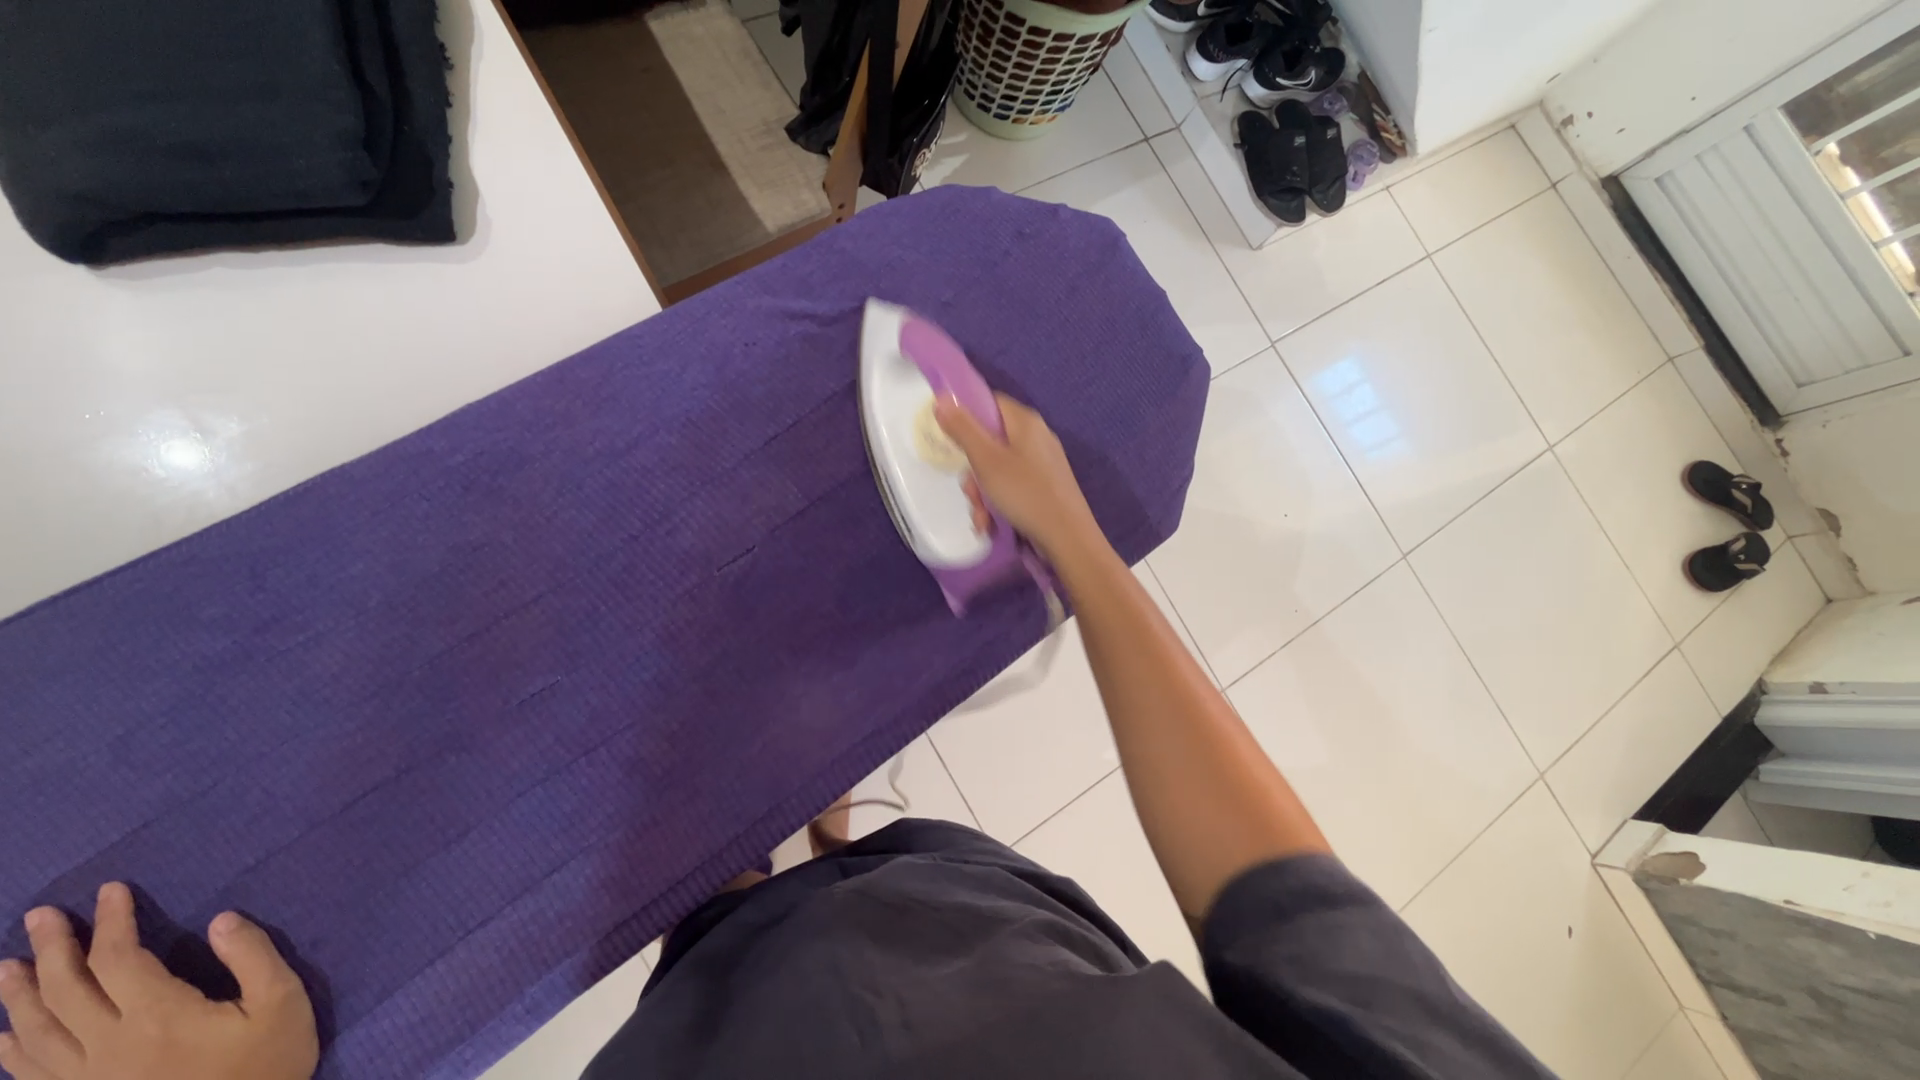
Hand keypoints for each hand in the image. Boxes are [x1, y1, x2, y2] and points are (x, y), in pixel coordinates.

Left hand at [0, 884, 316, 1079]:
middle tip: (40, 915)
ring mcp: (85, 1079)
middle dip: (53, 948)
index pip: (119, 958)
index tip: (111, 890)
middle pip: (66, 990)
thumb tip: (222, 919)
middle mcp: (108, 1044)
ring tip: (8, 964)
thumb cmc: (266, 1063)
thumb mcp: (282, 1002)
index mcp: (158, 1014)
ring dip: (18, 994)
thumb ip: (253, 957)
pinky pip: (30, 1073)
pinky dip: (10, 1049)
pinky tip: (4, 1033)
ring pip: (36, 1031)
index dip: (112, 922)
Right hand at [934, 393, 1103, 560]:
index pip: (990, 403)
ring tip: (982, 517)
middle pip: (991, 442)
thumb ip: (963, 429)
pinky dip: (998, 505)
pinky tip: (992, 525)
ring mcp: (1043, 465)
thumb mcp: (986, 460)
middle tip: (970, 491)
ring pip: (998, 470)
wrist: (1067, 538)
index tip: (950, 438)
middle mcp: (1037, 438)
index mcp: (1026, 422)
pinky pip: (1012, 488)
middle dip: (973, 472)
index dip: (966, 417)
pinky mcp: (1045, 488)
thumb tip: (942, 398)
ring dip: (983, 495)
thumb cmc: (1025, 493)